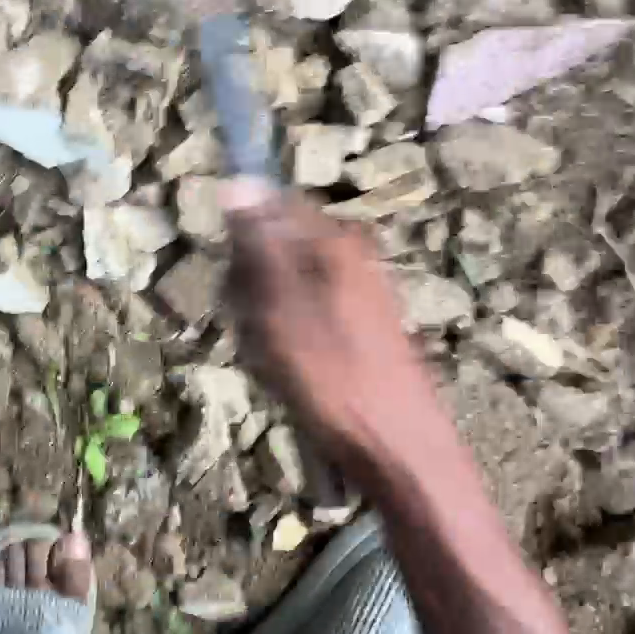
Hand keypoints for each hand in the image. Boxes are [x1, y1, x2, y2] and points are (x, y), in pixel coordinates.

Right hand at [222, 187, 440, 469]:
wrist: (400, 451)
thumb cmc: (334, 378)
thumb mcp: (280, 306)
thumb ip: (258, 243)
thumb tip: (237, 182)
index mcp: (334, 242)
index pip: (268, 207)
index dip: (241, 240)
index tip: (233, 281)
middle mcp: (349, 254)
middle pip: (273, 245)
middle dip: (249, 284)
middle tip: (251, 328)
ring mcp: (357, 288)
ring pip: (282, 282)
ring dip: (262, 315)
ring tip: (269, 355)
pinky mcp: (359, 321)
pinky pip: (302, 309)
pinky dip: (285, 334)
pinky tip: (287, 366)